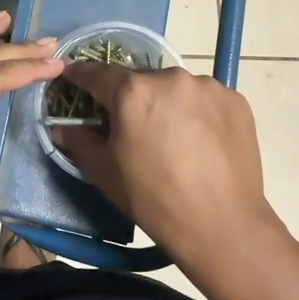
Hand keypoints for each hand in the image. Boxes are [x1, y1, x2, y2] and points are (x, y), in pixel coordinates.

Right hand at [52, 64, 282, 266]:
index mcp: (132, 92)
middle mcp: (170, 77)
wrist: (222, 226)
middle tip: (135, 130)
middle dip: (133, 100)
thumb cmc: (154, 199)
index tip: (72, 76)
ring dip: (169, 105)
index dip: (81, 75)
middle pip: (141, 81)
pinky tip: (202, 143)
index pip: (97, 73)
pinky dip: (199, 113)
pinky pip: (206, 99)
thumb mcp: (105, 173)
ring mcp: (208, 87)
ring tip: (175, 140)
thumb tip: (63, 128)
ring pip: (176, 89)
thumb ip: (79, 142)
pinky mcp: (236, 101)